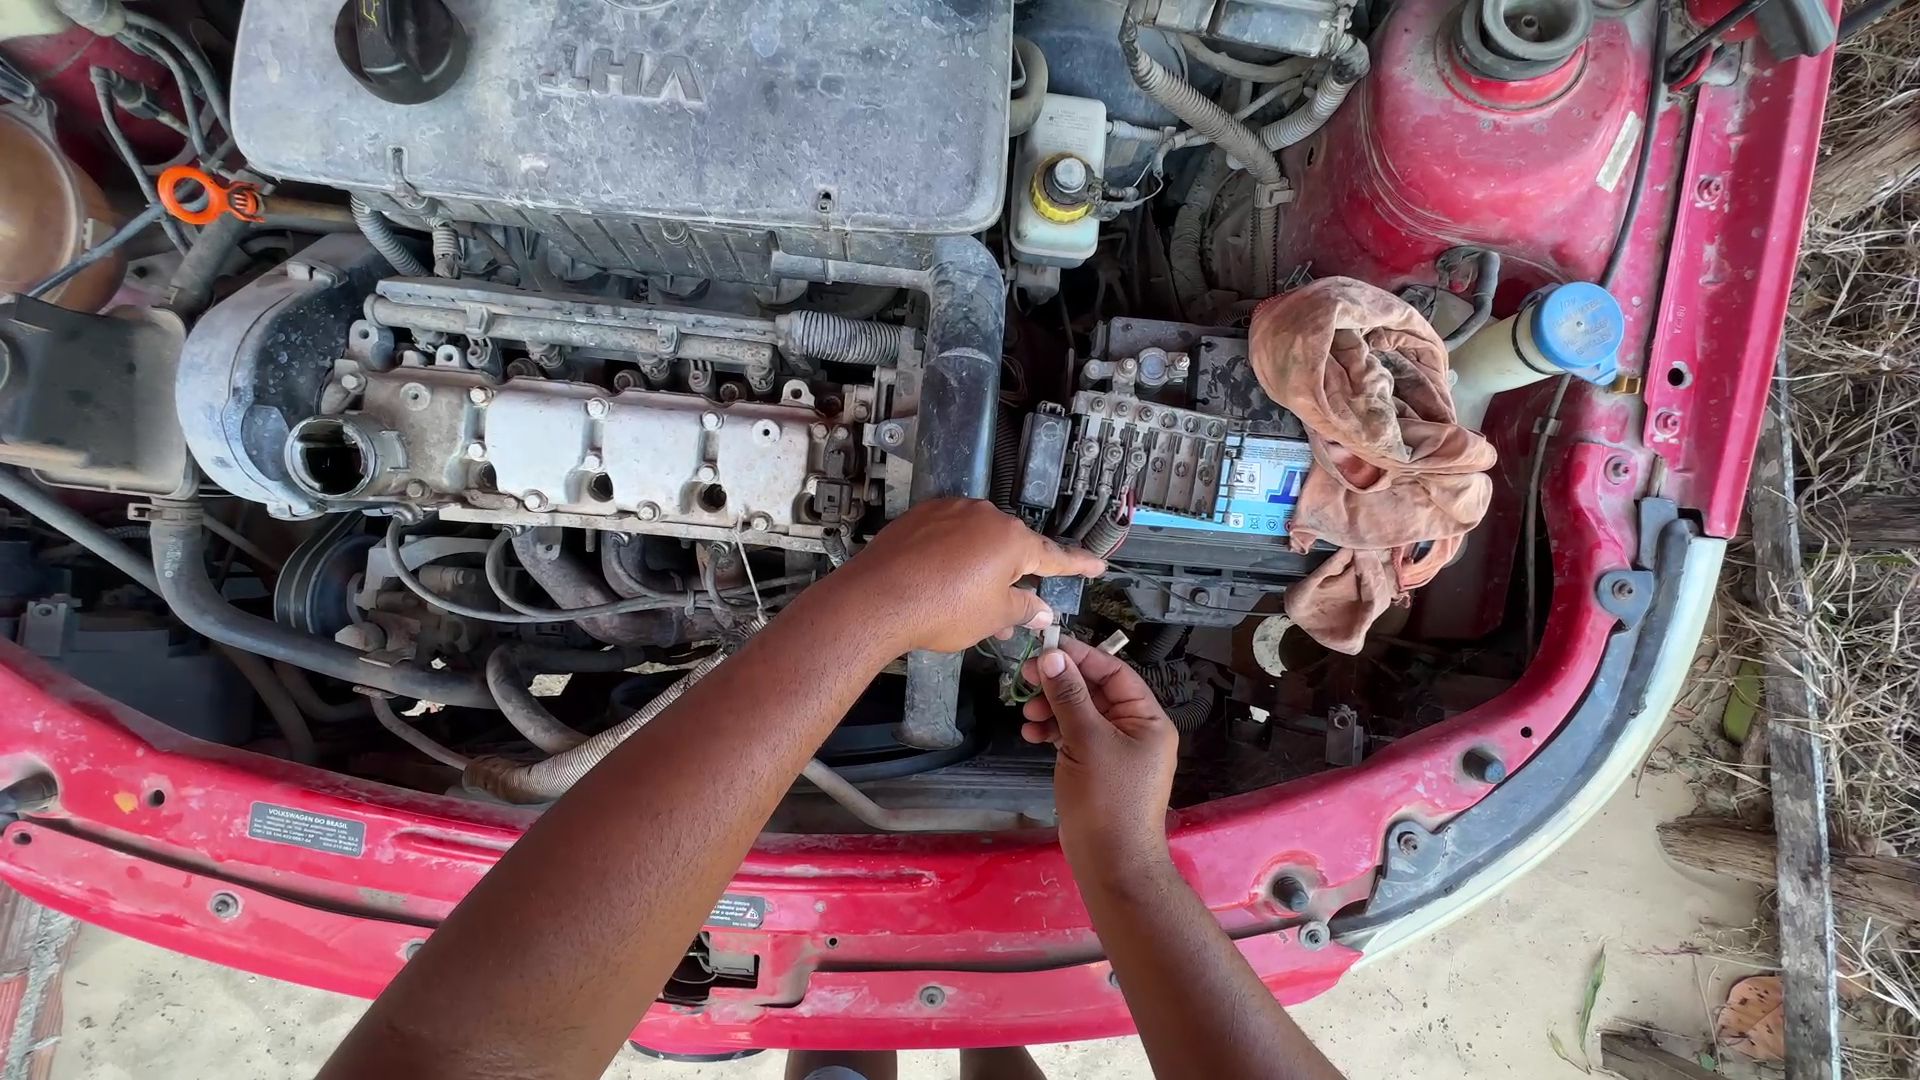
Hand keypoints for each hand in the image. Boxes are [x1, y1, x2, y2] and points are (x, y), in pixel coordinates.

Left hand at [835, 498, 1106, 653]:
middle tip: (1005, 603)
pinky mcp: (921, 514)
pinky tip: (939, 577)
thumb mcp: (992, 617)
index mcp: (1012, 540)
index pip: (1055, 555)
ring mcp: (950, 510)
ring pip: (978, 538)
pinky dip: (952, 553)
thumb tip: (1040, 608)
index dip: (1078, 564)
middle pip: (1012, 546)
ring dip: (979, 563)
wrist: (877, 599)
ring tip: (962, 597)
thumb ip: (1022, 608)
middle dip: (1013, 573)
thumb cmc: (941, 610)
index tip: (1097, 564)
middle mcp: (985, 516)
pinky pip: (949, 532)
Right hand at [1020, 638, 1178, 880]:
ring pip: (1080, 713)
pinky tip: (1031, 734)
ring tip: (1026, 714)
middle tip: (1027, 678)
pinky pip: (1073, 735)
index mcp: (1147, 719)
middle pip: (1094, 691)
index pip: (1113, 672)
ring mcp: (1114, 750)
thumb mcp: (1087, 740)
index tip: (1046, 647)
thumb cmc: (1107, 798)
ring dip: (1052, 708)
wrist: (1111, 863)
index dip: (1080, 656)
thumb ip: (1069, 695)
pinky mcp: (1095, 766)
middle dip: (1060, 684)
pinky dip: (1052, 731)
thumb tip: (1053, 656)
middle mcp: (1134, 729)